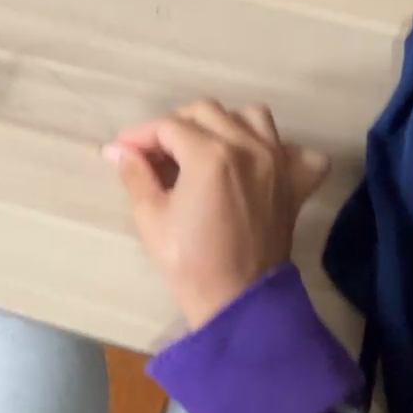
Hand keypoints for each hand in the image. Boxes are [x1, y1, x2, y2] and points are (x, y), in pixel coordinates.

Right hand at [105, 101, 330, 329]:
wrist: (237, 300)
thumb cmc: (188, 261)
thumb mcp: (151, 216)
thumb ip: (135, 173)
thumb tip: (117, 149)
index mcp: (209, 155)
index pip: (167, 126)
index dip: (140, 135)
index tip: (123, 150)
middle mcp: (248, 147)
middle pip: (206, 112)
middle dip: (174, 126)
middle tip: (156, 154)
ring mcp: (277, 162)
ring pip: (251, 117)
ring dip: (223, 125)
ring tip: (203, 150)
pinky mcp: (295, 182)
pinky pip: (295, 148)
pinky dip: (275, 148)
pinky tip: (254, 164)